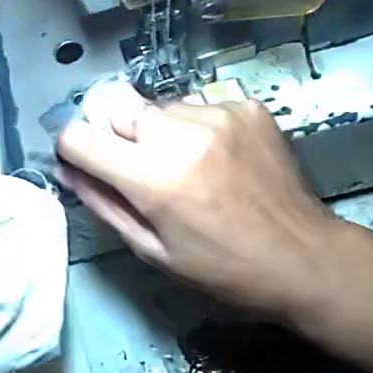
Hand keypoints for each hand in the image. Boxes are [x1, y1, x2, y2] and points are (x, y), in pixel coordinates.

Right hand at [56, 82, 343, 318]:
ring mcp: (218, 113)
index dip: (75, 149)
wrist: (303, 256)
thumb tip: (68, 171)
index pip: (79, 136)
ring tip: (191, 167)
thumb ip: (104, 205)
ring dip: (161, 132)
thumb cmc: (222, 267)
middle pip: (118, 111)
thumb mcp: (153, 250)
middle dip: (120, 138)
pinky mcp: (246, 106)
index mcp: (154, 177)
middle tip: (146, 171)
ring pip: (160, 107)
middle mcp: (182, 134)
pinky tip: (219, 157)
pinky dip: (198, 127)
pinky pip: (199, 105)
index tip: (87, 163)